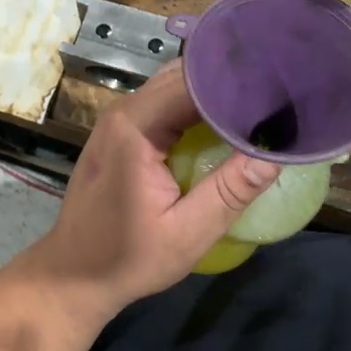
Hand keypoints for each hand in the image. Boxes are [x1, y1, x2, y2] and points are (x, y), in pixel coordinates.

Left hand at [17, 62, 279, 325]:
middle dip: (229, 82)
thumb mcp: (186, 234)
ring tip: (259, 104)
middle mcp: (124, 110)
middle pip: (184, 76)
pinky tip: (226, 120)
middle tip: (276, 96)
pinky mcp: (122, 128)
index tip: (277, 92)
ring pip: (175, 84)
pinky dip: (196, 105)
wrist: (73, 274)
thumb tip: (273, 155)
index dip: (236, 83)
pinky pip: (165, 101)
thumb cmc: (126, 258)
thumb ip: (229, 192)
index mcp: (134, 127)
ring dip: (213, 92)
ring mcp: (120, 117)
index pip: (193, 82)